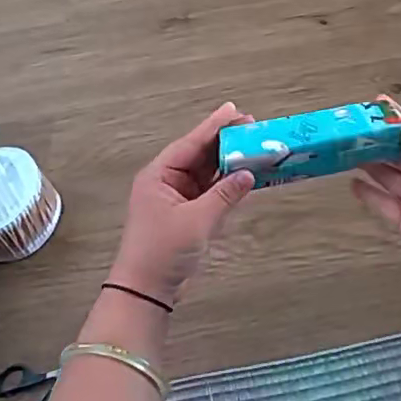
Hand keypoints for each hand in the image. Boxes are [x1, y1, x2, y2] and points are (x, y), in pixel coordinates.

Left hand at [111, 102, 255, 305]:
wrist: (145, 291)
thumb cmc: (163, 251)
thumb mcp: (197, 221)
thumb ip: (225, 195)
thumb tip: (248, 174)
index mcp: (159, 175)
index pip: (191, 143)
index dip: (214, 126)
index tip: (235, 109)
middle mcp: (167, 181)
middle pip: (200, 154)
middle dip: (225, 142)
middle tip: (253, 128)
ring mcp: (177, 198)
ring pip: (207, 172)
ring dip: (228, 162)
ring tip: (254, 147)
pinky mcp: (186, 213)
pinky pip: (210, 190)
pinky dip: (227, 183)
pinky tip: (245, 174)